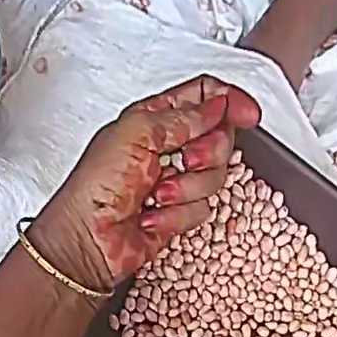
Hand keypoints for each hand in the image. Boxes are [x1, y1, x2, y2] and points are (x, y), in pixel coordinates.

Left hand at [24, 76, 261, 294]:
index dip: (229, 101)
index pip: (204, 97)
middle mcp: (168, 148)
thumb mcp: (136, 133)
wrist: (87, 239)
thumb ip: (182, 117)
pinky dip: (177, 216)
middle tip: (187, 161)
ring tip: (156, 195)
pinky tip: (152, 217)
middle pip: (218, 138)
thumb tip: (216, 106)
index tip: (249, 114)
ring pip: (214, 178)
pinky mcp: (178, 214)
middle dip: (209, 152)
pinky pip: (201, 210)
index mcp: (154, 119)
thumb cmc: (96, 187)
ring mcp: (175, 182)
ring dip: (187, 189)